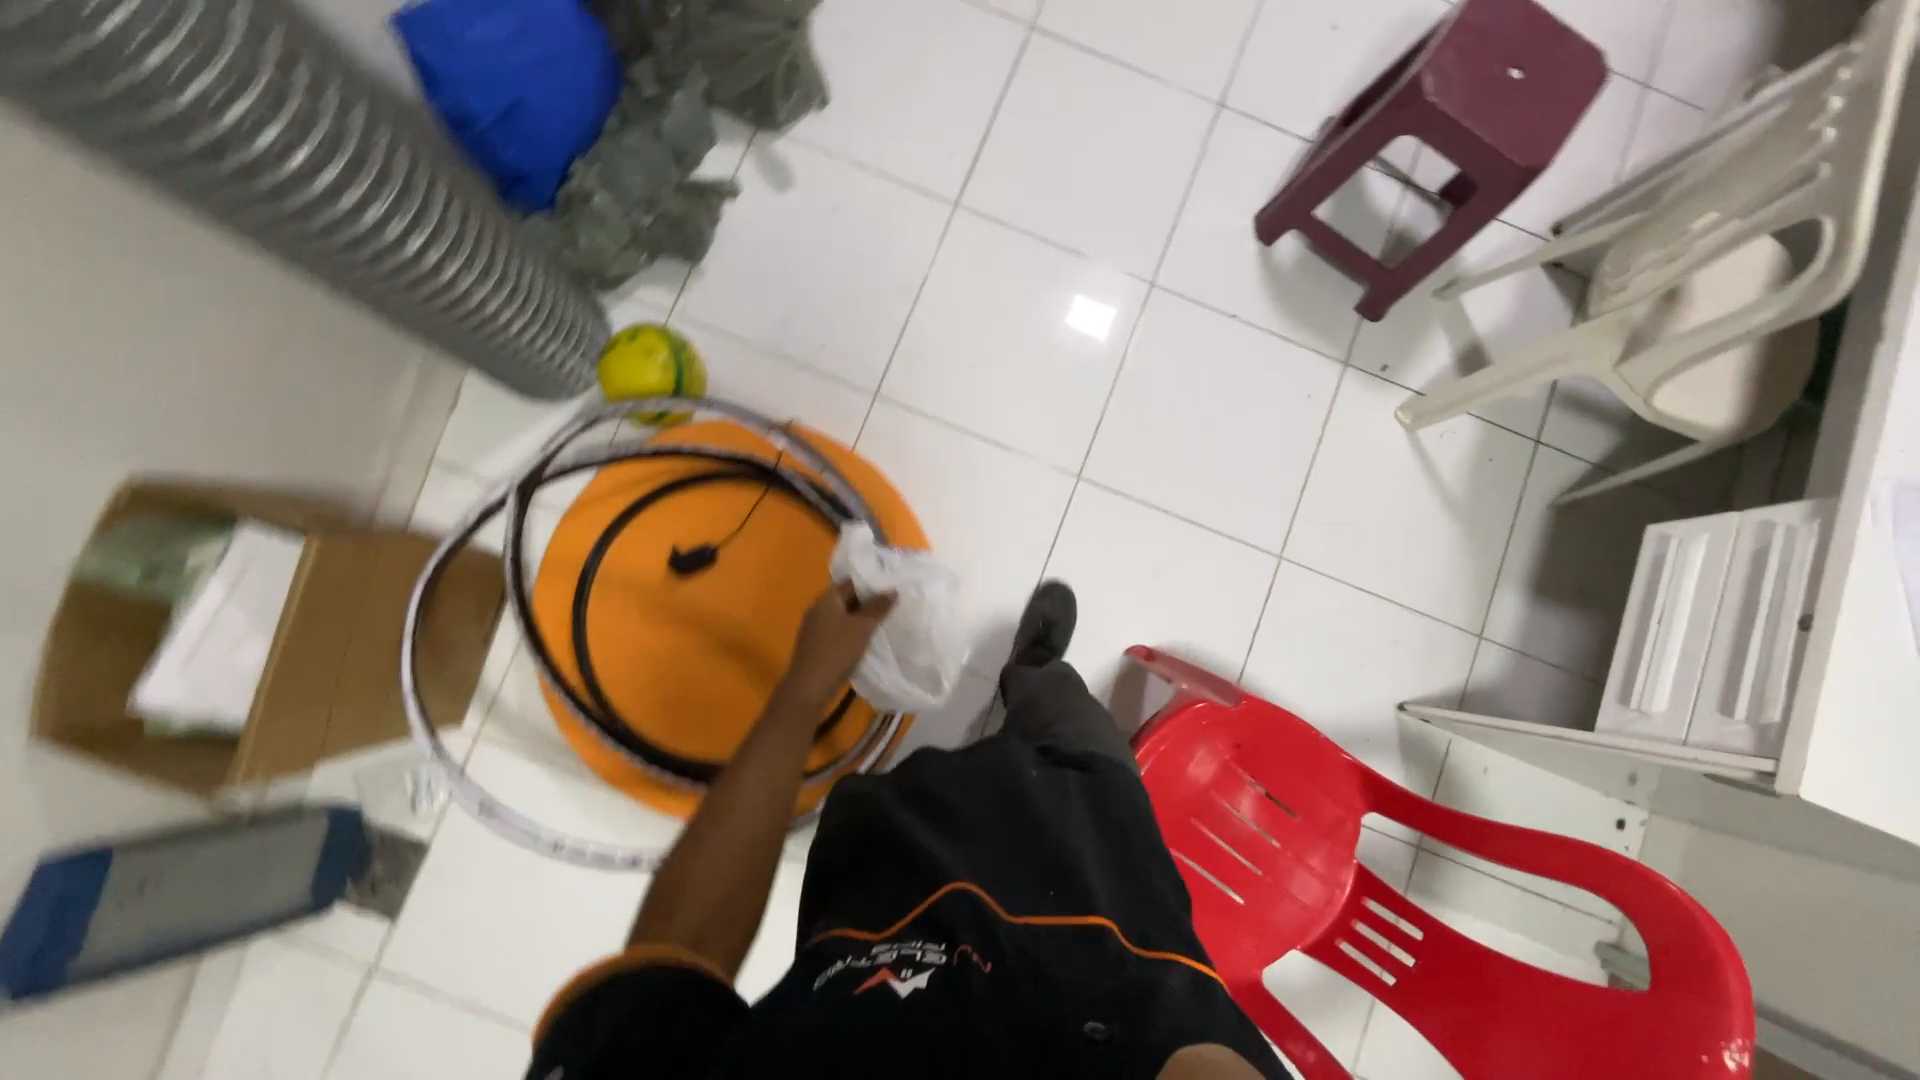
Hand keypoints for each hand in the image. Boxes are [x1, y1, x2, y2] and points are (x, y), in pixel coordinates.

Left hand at [781, 582, 895, 706]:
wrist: (809, 685)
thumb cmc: (837, 650)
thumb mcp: (863, 627)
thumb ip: (878, 607)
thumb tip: (892, 591)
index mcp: (827, 598)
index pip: (852, 582)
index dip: (872, 583)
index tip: (891, 587)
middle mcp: (817, 608)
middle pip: (846, 598)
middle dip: (868, 602)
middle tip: (892, 605)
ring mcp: (814, 627)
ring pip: (842, 616)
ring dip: (860, 618)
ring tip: (883, 621)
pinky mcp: (815, 644)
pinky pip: (837, 630)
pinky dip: (851, 631)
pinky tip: (865, 640)